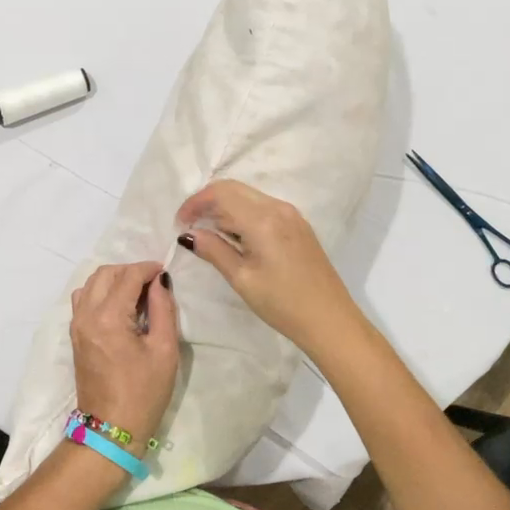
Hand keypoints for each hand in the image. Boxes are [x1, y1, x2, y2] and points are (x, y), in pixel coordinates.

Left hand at [69, 261, 179, 452]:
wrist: (111, 429)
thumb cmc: (144, 393)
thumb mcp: (164, 351)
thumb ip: (163, 309)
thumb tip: (160, 282)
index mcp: (109, 318)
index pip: (127, 276)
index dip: (147, 268)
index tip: (165, 270)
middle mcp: (86, 314)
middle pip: (105, 273)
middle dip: (130, 270)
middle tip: (153, 282)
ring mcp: (76, 324)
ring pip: (91, 283)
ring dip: (113, 279)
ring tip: (137, 292)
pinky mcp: (74, 334)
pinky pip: (84, 298)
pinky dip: (101, 291)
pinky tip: (120, 304)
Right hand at [175, 180, 361, 348]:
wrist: (330, 320)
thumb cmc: (282, 303)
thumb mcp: (242, 279)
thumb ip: (214, 251)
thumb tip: (189, 234)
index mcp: (262, 219)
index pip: (220, 194)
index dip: (195, 203)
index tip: (179, 223)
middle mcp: (278, 208)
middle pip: (234, 188)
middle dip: (207, 201)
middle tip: (189, 225)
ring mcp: (291, 214)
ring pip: (248, 196)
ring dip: (225, 207)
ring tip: (209, 233)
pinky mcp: (298, 225)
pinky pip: (262, 207)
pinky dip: (242, 214)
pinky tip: (235, 237)